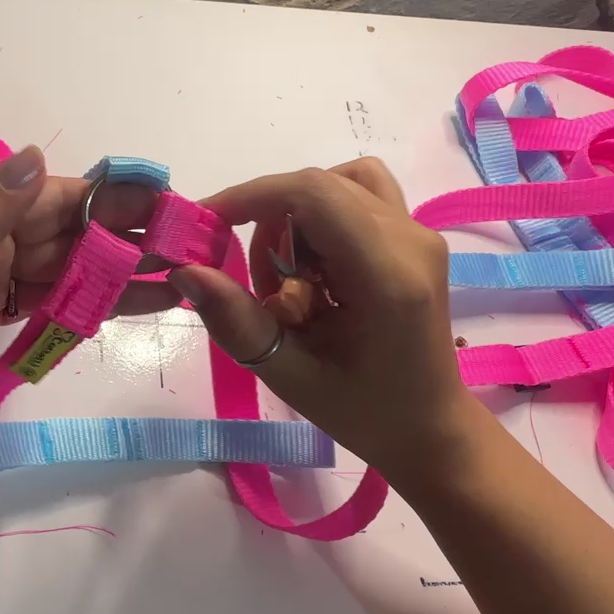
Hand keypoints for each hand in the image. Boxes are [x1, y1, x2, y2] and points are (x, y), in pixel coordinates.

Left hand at [0, 146, 177, 493]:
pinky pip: (41, 303)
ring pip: (59, 268)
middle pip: (64, 232)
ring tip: (176, 282)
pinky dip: (79, 304)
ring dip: (110, 273)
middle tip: (193, 254)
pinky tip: (119, 307)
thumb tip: (35, 158)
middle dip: (125, 238)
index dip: (112, 201)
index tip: (173, 210)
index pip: (51, 199)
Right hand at [165, 157, 484, 483]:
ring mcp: (417, 234)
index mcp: (387, 274)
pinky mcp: (412, 238)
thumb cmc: (362, 411)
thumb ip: (236, 321)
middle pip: (320, 186)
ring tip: (286, 281)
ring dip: (293, 221)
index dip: (252, 196)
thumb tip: (185, 271)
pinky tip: (310, 271)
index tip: (207, 226)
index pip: (313, 194)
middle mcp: (410, 239)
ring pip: (336, 185)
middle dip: (268, 220)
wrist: (428, 427)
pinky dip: (317, 222)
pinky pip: (353, 199)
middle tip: (257, 285)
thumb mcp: (288, 375)